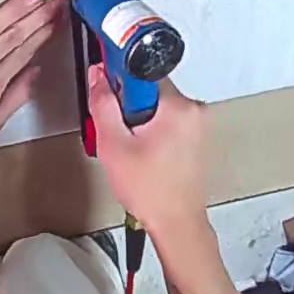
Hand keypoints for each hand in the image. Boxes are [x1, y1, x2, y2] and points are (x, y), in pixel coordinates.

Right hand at [86, 64, 209, 240]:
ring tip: (130, 146)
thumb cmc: (151, 191)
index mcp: (178, 107)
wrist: (175, 222)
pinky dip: (148, 128)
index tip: (104, 83)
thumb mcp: (113, 144)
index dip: (117, 79)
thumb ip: (103, 103)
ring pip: (153, 103)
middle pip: (146, 87)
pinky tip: (141, 151)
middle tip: (118, 131)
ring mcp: (196, 123)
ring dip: (136, 118)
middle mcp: (193, 110)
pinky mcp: (193, 134)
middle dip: (125, 104)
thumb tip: (97, 76)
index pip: (141, 71)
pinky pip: (163, 117)